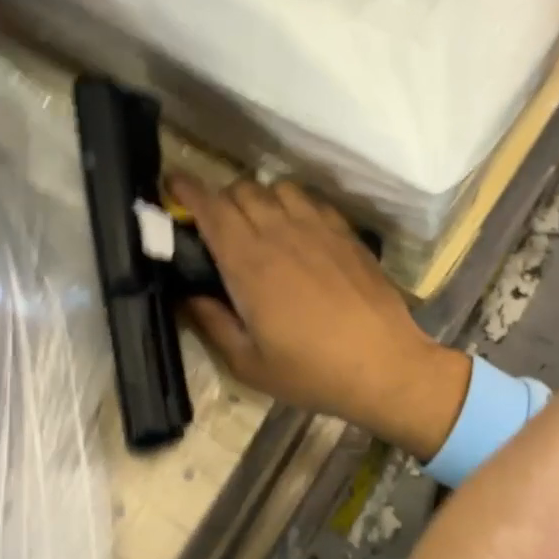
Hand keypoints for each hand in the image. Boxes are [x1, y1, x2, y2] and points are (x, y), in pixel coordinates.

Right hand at [168, 174, 471, 460]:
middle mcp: (281, 233)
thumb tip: (188, 296)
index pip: (210, 207)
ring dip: (260, 198)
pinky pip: (312, 201)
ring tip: (260, 226)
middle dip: (221, 199)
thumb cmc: (313, 372)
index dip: (187, 190)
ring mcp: (319, 229)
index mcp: (249, 262)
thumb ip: (213, 324)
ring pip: (278, 188)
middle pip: (241, 189)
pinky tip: (299, 231)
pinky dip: (295, 205)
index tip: (173, 187)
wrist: (384, 365)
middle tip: (217, 226)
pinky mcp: (347, 234)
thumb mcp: (249, 364)